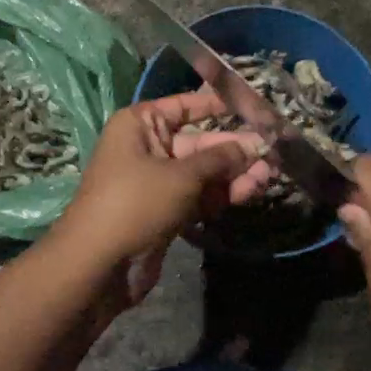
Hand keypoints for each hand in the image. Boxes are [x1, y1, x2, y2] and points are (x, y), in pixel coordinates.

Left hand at [53, 92, 269, 287]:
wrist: (98, 264)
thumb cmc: (135, 203)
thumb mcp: (181, 176)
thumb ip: (218, 160)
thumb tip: (251, 147)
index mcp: (139, 125)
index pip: (184, 106)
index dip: (217, 105)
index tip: (252, 105)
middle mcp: (147, 147)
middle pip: (198, 142)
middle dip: (233, 148)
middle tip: (272, 151)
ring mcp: (156, 182)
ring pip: (202, 172)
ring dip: (233, 174)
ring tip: (269, 174)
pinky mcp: (164, 212)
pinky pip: (198, 196)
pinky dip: (221, 194)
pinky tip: (251, 191)